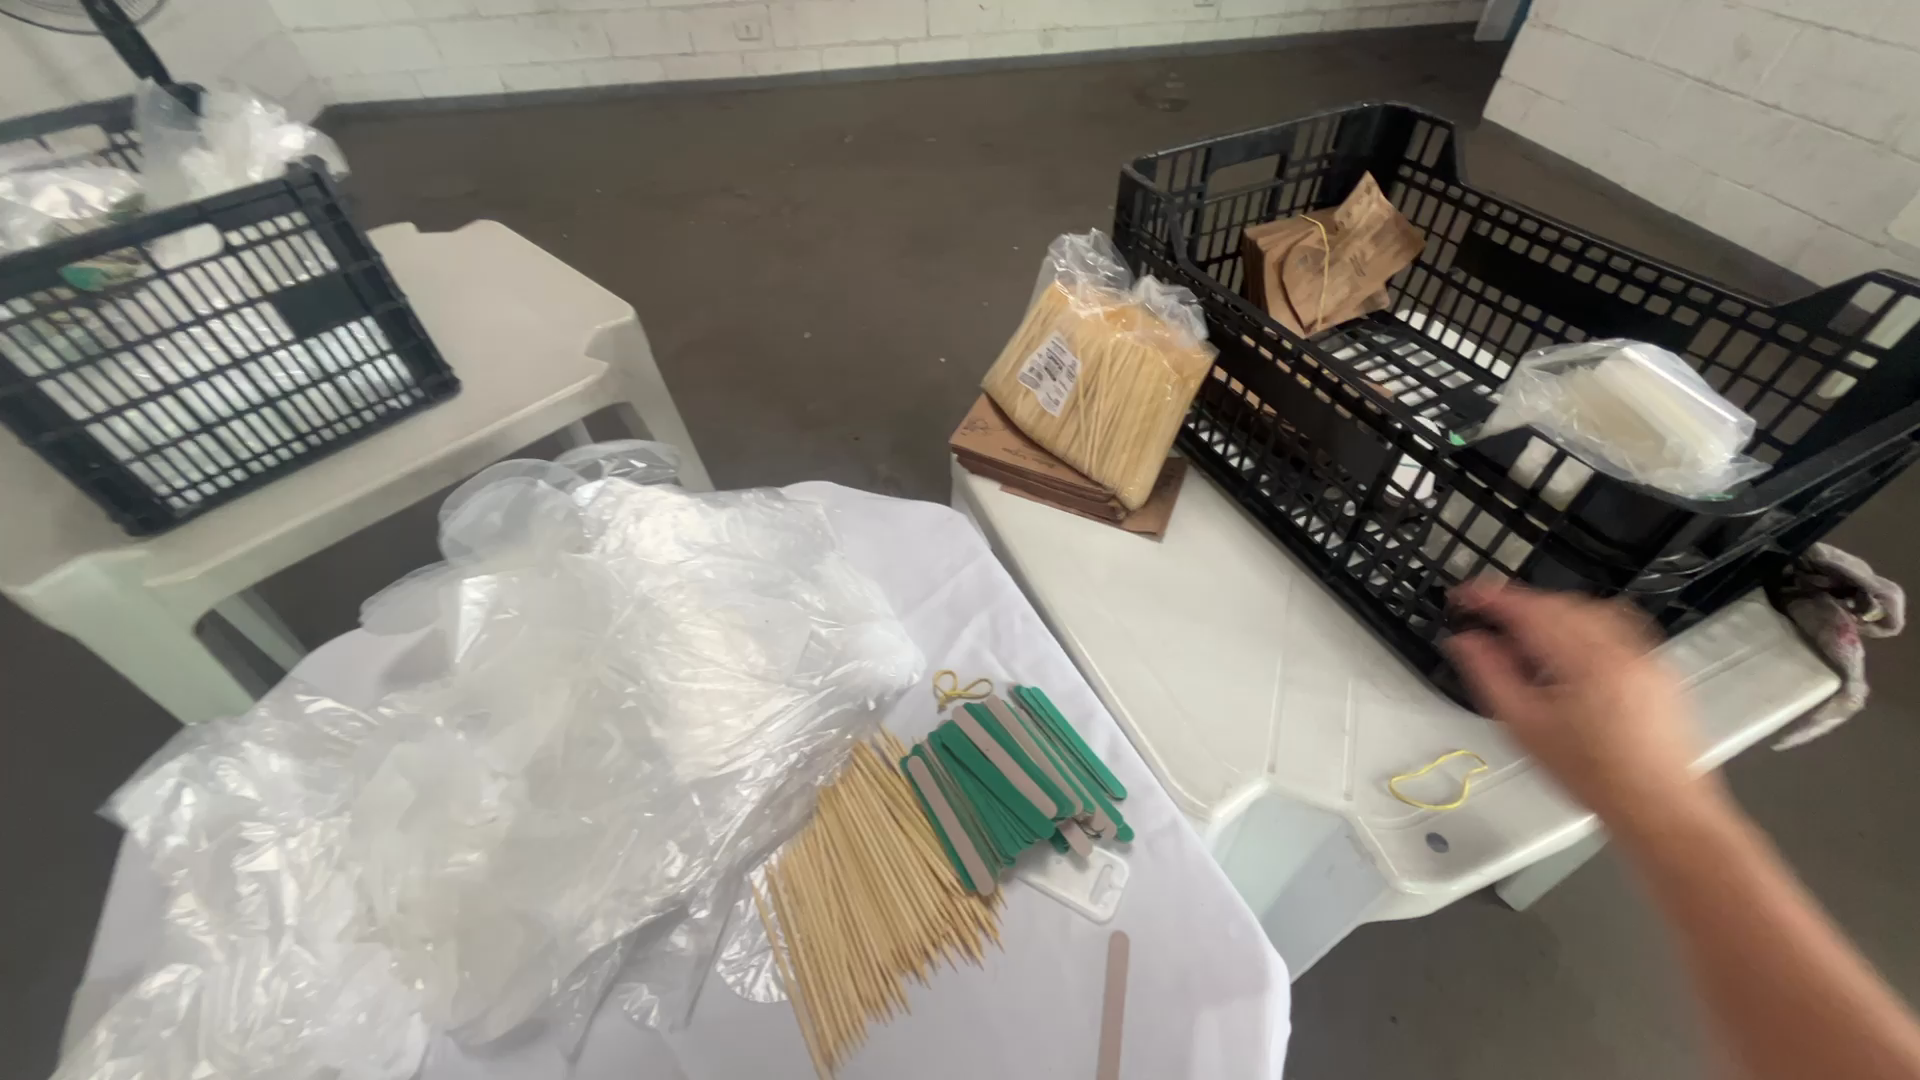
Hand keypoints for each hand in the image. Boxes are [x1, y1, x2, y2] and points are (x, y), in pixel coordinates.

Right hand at [1443, 581, 1706, 829]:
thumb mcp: (1522, 724)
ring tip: (1520, 625)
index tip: (1465, 595)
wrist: (1659, 807)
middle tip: (1485, 611)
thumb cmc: (1593, 775)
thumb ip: (1489, 674)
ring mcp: (1646, 659)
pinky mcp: (1658, 671)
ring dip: (1549, 609)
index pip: (1529, 610)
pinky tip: (1564, 640)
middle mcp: (1622, 652)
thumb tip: (1466, 642)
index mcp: (1586, 662)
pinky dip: (1582, 621)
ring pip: (1590, 610)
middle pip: (1560, 604)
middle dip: (1518, 602)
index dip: (1490, 597)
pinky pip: (1616, 626)